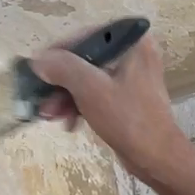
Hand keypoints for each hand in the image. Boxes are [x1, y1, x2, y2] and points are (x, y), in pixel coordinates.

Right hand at [28, 32, 194, 188]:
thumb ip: (62, 68)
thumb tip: (38, 60)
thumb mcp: (90, 89)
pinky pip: (98, 92)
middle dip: (61, 81)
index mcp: (133, 41)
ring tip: (50, 115)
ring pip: (89, 78)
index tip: (37, 69)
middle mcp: (134, 52)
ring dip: (66, 96)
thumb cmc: (128, 119)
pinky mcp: (128, 96)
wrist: (157, 158)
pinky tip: (69, 123)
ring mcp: (132, 75)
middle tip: (42, 98)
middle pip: (85, 59)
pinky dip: (81, 104)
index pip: (86, 36)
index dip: (58, 52)